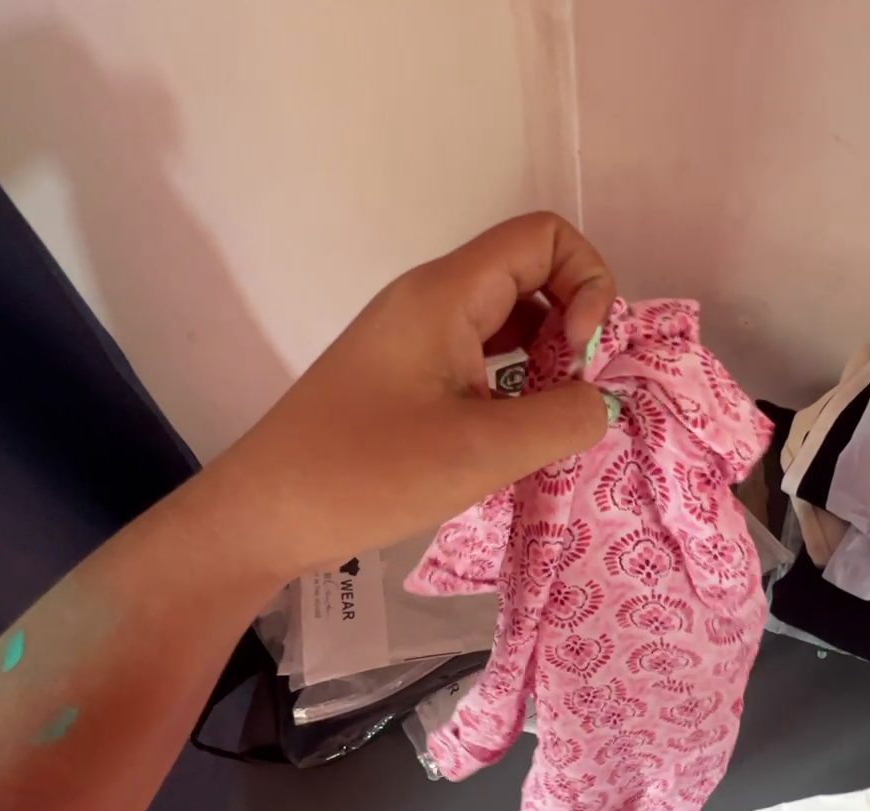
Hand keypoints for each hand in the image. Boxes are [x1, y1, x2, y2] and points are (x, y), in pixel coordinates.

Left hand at [201, 212, 616, 578]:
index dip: (587, 283)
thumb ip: (563, 419)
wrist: (268, 515)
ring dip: (547, 365)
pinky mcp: (410, 381)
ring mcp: (418, 342)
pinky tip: (519, 438)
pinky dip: (517, 389)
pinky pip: (484, 363)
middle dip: (574, 329)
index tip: (580, 356)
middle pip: (532, 276)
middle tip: (575, 398)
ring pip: (509, 325)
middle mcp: (433, 303)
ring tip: (553, 424)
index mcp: (447, 294)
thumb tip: (601, 402)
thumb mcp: (483, 450)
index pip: (545, 237)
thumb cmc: (369, 473)